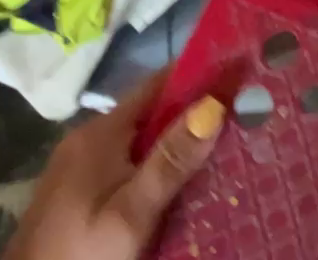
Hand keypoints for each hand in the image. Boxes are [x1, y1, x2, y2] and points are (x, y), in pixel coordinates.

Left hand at [2, 78, 225, 259]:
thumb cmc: (79, 257)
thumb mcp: (131, 215)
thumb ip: (171, 161)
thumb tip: (215, 102)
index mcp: (100, 133)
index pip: (158, 85)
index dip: (199, 77)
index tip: (240, 76)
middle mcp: (87, 139)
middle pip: (150, 113)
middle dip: (193, 113)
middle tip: (242, 116)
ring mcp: (78, 167)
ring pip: (138, 141)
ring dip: (175, 142)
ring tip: (223, 148)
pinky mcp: (75, 193)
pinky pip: (126, 164)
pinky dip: (155, 166)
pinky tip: (179, 184)